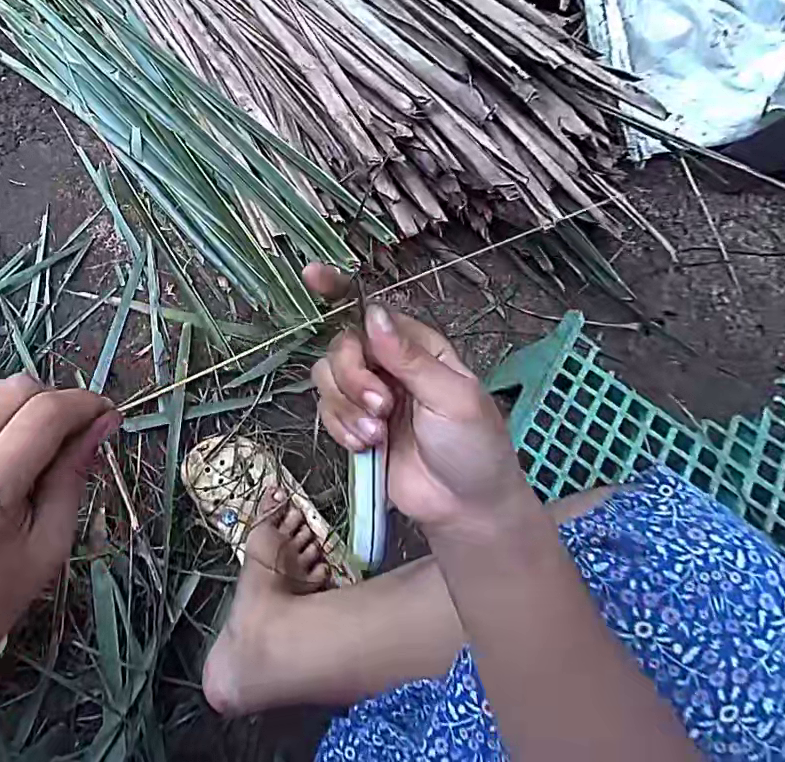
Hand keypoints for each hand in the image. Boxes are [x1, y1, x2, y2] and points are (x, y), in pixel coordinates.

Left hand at [0, 374, 118, 753]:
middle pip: (14, 389)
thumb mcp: (48, 545)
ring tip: (34, 451)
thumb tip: (104, 418)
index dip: (84, 404)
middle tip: (73, 434)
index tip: (107, 413)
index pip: (43, 415)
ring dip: (23, 410)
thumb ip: (74, 473)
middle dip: (55, 402)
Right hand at [304, 264, 527, 531]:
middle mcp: (385, 363)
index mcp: (414, 346)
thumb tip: (373, 315)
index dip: (338, 289)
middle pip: (341, 346)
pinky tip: (367, 447)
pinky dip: (341, 428)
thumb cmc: (474, 445)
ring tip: (377, 435)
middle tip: (382, 406)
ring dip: (347, 407)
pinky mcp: (351, 424)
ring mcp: (366, 394)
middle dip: (353, 376)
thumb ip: (410, 358)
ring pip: (326, 377)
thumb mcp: (453, 397)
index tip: (311, 275)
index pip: (371, 309)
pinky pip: (325, 411)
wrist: (466, 509)